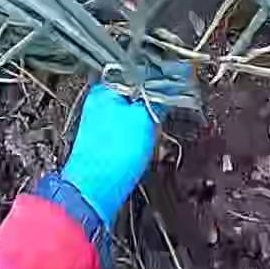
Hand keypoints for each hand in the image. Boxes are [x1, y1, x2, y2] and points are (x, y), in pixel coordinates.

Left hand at [59, 81, 162, 222]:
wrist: (94, 194)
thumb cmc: (112, 155)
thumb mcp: (145, 118)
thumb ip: (157, 98)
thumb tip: (170, 86)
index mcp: (105, 90)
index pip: (140, 74)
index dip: (161, 83)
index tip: (176, 90)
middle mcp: (99, 104)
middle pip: (138, 96)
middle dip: (152, 108)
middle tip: (159, 119)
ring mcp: (100, 125)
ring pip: (135, 116)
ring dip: (147, 125)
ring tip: (150, 139)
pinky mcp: (104, 145)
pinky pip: (129, 135)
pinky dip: (139, 141)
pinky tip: (142, 151)